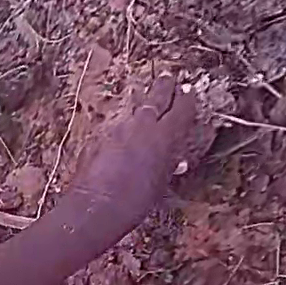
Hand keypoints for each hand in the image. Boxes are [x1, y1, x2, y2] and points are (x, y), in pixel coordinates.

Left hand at [53, 76, 198, 240]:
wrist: (96, 207)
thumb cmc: (134, 203)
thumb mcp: (159, 185)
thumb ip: (166, 167)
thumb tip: (176, 162)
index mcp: (164, 136)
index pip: (181, 109)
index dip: (186, 99)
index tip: (188, 90)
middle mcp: (141, 126)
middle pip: (156, 98)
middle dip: (164, 87)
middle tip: (168, 77)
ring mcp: (117, 129)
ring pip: (133, 109)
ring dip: (140, 103)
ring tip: (144, 97)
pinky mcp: (97, 137)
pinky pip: (113, 126)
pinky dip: (121, 126)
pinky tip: (120, 130)